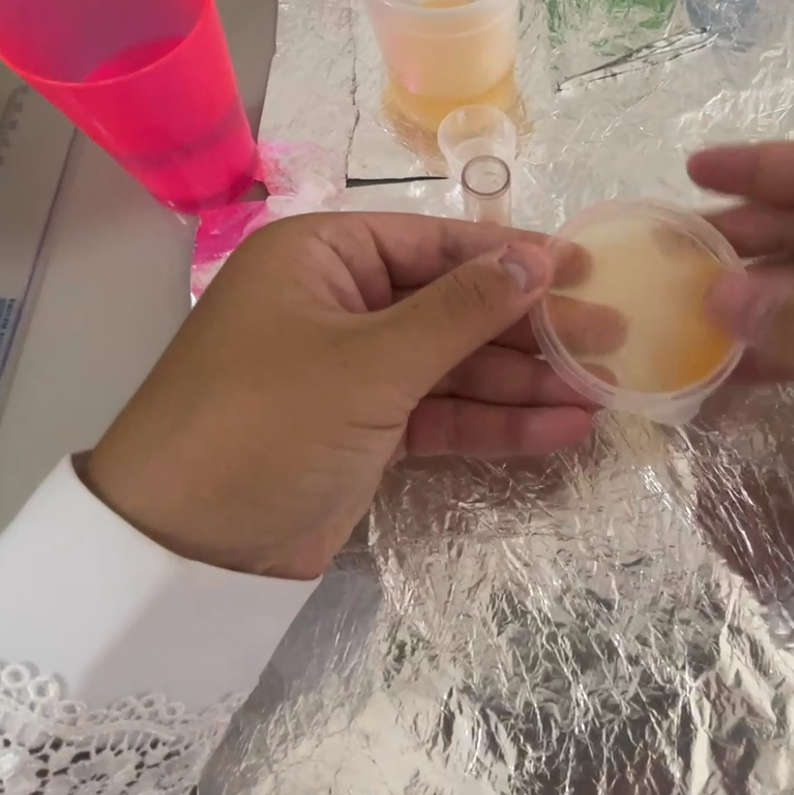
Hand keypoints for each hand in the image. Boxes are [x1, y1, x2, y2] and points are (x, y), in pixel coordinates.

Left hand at [85, 213, 596, 578]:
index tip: (581, 269)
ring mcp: (357, 371)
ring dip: (523, 382)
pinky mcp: (369, 429)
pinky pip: (442, 414)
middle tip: (609, 337)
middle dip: (530, 328)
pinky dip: (494, 423)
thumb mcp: (370, 361)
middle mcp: (343, 305)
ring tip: (600, 392)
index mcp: (324, 258)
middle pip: (454, 307)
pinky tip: (559, 429)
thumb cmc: (268, 423)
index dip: (510, 257)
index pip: (434, 244)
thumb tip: (535, 258)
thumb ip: (460, 310)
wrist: (184, 550)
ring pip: (455, 366)